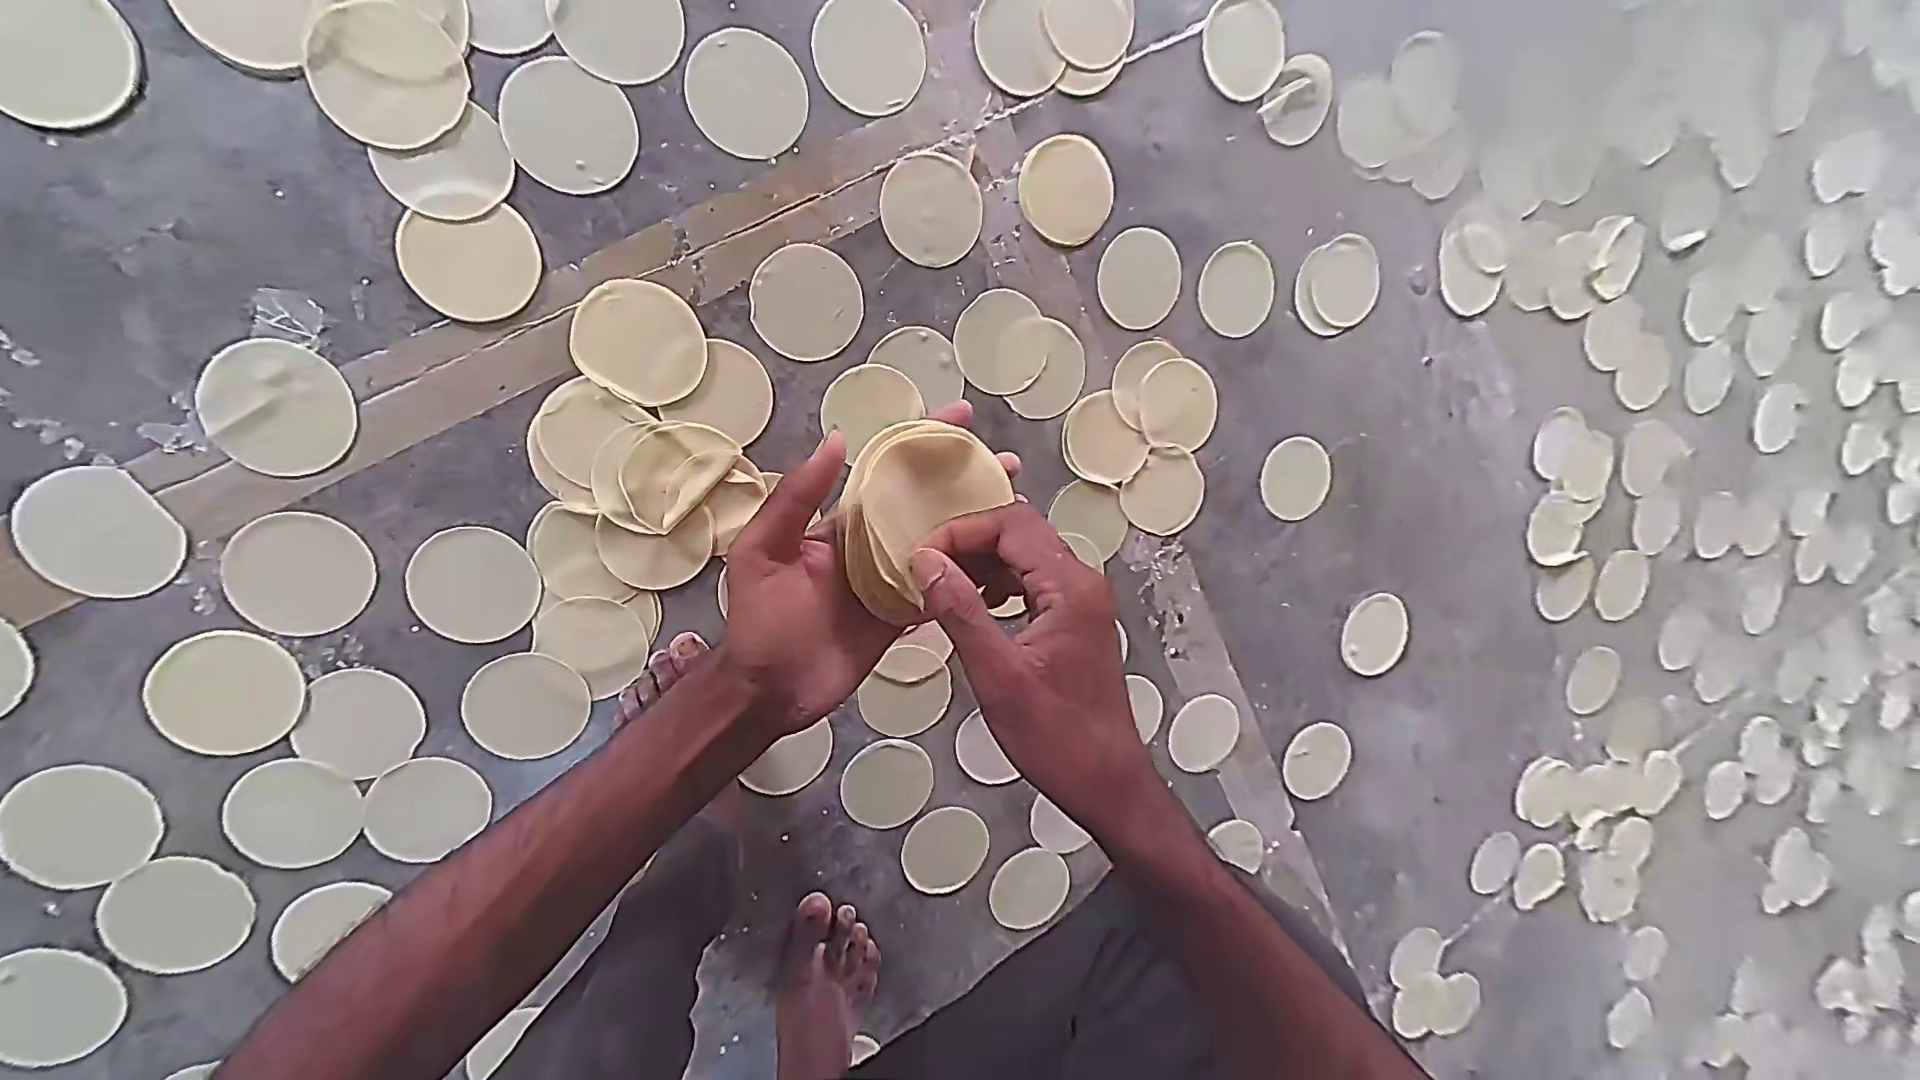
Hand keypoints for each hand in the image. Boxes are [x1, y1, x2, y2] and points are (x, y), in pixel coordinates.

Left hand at [718, 401, 1018, 736]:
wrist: (772, 691)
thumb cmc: (761, 619)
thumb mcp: (762, 551)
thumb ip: (797, 499)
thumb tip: (837, 440)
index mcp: (842, 521)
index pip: (888, 471)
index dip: (922, 441)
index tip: (961, 418)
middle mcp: (873, 543)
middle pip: (926, 503)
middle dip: (965, 480)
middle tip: (1007, 464)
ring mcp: (892, 580)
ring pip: (941, 543)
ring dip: (976, 522)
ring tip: (1015, 504)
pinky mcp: (905, 615)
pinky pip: (941, 589)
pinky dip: (969, 576)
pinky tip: (1001, 563)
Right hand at [910, 503, 1158, 839]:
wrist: (1105, 780)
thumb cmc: (1059, 738)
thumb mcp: (998, 675)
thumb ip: (961, 611)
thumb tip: (927, 562)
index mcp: (1070, 588)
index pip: (1011, 524)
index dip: (961, 532)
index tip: (923, 557)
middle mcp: (1081, 583)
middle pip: (1019, 531)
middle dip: (968, 541)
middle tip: (926, 568)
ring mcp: (1080, 600)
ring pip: (1024, 553)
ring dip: (981, 561)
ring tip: (942, 584)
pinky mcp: (1074, 618)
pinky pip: (1031, 580)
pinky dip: (997, 581)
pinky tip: (973, 602)